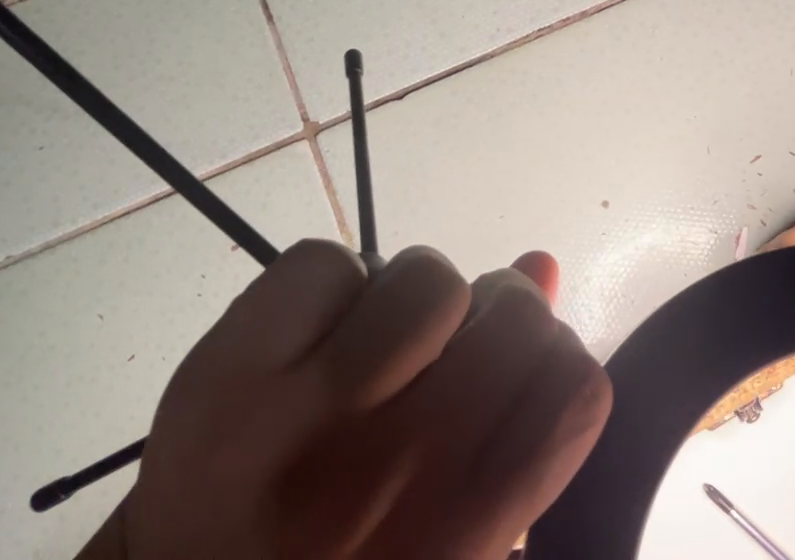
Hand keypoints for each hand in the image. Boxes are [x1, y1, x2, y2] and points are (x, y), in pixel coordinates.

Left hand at [78, 241, 610, 559]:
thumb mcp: (456, 532)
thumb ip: (517, 414)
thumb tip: (541, 265)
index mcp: (458, 536)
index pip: (573, 389)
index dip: (554, 355)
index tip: (514, 370)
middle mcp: (389, 479)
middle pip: (512, 320)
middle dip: (497, 312)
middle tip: (451, 346)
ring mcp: (299, 420)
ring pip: (424, 277)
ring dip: (415, 295)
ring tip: (378, 345)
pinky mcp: (221, 371)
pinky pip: (323, 262)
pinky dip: (332, 282)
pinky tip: (312, 338)